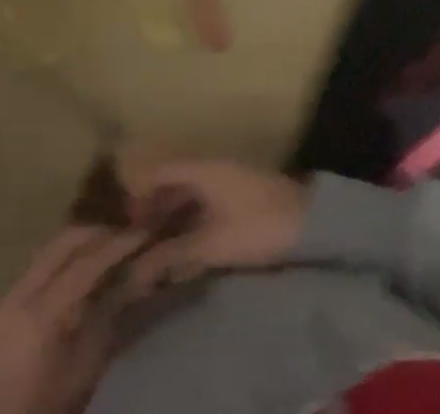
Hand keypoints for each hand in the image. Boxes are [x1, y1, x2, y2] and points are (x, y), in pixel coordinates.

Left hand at [0, 225, 150, 413]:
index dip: (119, 244)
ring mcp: (7, 298)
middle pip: (61, 244)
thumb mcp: (87, 362)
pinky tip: (85, 265)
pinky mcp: (5, 306)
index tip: (146, 230)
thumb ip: (111, 312)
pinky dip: (65, 257)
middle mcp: (18, 294)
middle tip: (130, 230)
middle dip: (98, 231)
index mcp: (41, 312)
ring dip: (80, 241)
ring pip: (48, 251)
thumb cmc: (48, 404)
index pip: (86, 263)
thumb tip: (140, 275)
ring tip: (111, 242)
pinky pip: (40, 266)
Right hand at [118, 158, 308, 289]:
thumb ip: (171, 255)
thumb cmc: (260, 227)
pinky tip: (183, 251)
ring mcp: (228, 181)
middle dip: (151, 212)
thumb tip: (134, 271)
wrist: (315, 224)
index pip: (156, 171)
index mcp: (203, 169)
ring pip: (188, 195)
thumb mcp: (212, 244)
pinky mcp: (241, 197)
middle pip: (171, 182)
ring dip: (170, 220)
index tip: (124, 227)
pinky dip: (190, 223)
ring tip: (154, 253)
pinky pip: (205, 204)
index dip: (136, 196)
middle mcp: (212, 168)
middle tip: (135, 246)